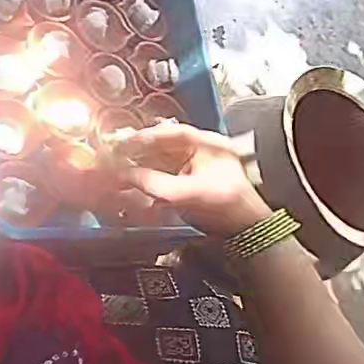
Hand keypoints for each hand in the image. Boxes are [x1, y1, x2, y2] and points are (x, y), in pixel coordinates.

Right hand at [114, 122, 272, 238]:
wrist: (246, 231)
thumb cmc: (226, 207)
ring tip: (122, 170)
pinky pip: (166, 177)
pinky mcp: (193, 184)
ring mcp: (198, 168)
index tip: (124, 143)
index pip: (171, 133)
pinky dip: (151, 180)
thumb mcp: (184, 193)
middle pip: (164, 147)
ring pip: (163, 162)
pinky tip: (137, 184)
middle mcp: (202, 152)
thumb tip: (126, 174)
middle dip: (139, 152)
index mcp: (207, 144)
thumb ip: (151, 182)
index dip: (144, 137)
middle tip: (117, 156)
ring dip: (142, 166)